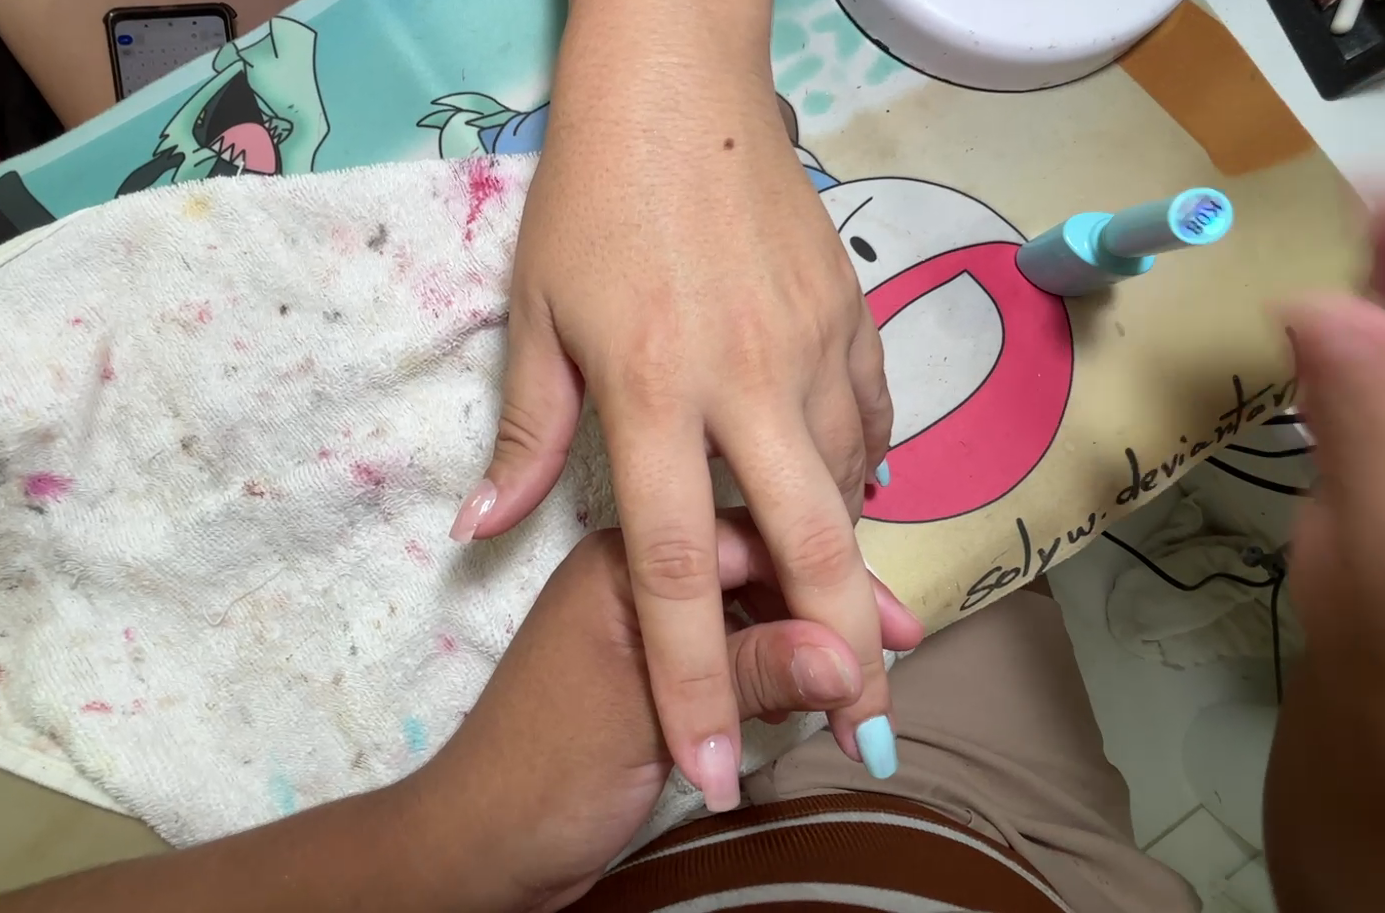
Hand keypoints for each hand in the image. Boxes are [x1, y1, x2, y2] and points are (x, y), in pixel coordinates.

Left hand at [411, 523, 924, 911]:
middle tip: (903, 639)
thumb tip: (848, 658)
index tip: (889, 629)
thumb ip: (745, 675)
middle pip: (754, 565)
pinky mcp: (657, 648)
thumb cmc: (546, 770)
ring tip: (878, 658)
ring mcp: (647, 605)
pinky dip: (780, 653)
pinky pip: (734, 632)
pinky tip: (823, 668)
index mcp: (621, 556)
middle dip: (831, 603)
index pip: (741, 544)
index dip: (819, 584)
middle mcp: (637, 563)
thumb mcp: (648, 718)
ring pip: (749, 598)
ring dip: (812, 630)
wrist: (482, 841)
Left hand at [450, 73, 895, 805]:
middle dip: (838, 654)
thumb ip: (525, 435)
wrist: (679, 91)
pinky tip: (844, 487)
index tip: (710, 771)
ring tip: (841, 603)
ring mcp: (814, 343)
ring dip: (845, 552)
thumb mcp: (537, 316)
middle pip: (806, 544)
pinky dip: (859, 468)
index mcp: (650, 390)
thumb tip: (482, 532)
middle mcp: (745, 380)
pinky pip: (871, 418)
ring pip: (850, 483)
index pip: (669, 567)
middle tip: (864, 730)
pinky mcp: (854, 312)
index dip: (690, 681)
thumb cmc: (592, 201)